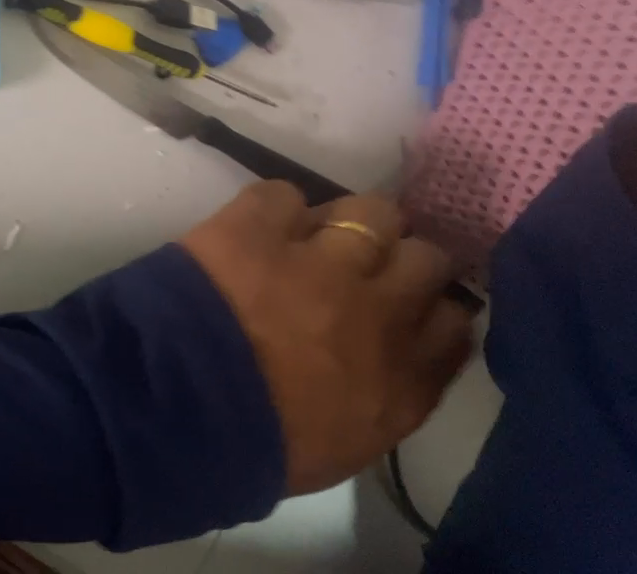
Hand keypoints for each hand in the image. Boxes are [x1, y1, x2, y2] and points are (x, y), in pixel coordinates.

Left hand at [180, 182, 475, 494]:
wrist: (184, 403)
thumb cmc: (257, 442)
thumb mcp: (347, 442)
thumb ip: (385, 397)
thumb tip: (389, 364)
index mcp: (402, 378)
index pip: (451, 322)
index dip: (428, 305)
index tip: (404, 303)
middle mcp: (378, 310)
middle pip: (424, 258)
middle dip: (398, 254)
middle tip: (361, 260)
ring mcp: (319, 261)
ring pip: (370, 214)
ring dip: (349, 221)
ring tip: (315, 232)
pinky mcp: (255, 229)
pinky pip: (282, 194)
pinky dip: (274, 205)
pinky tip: (257, 222)